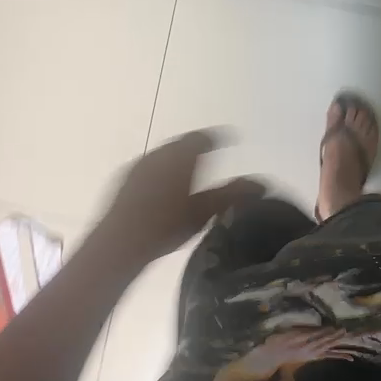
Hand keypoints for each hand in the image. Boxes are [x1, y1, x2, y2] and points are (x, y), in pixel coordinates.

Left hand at [93, 130, 262, 266]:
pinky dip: (161, 173)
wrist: (119, 242)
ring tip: (189, 176)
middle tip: (210, 158)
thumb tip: (261, 183)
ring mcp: (138, 165)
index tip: (229, 141)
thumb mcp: (206, 211)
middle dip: (196, 149)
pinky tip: (164, 192)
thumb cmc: (167, 225)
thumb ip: (234, 194)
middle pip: (181, 144)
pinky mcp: (124, 181)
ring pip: (163, 156)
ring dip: (177, 161)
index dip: (217, 138)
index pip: (203, 137)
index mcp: (181, 154)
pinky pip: (149, 169)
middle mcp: (159, 153)